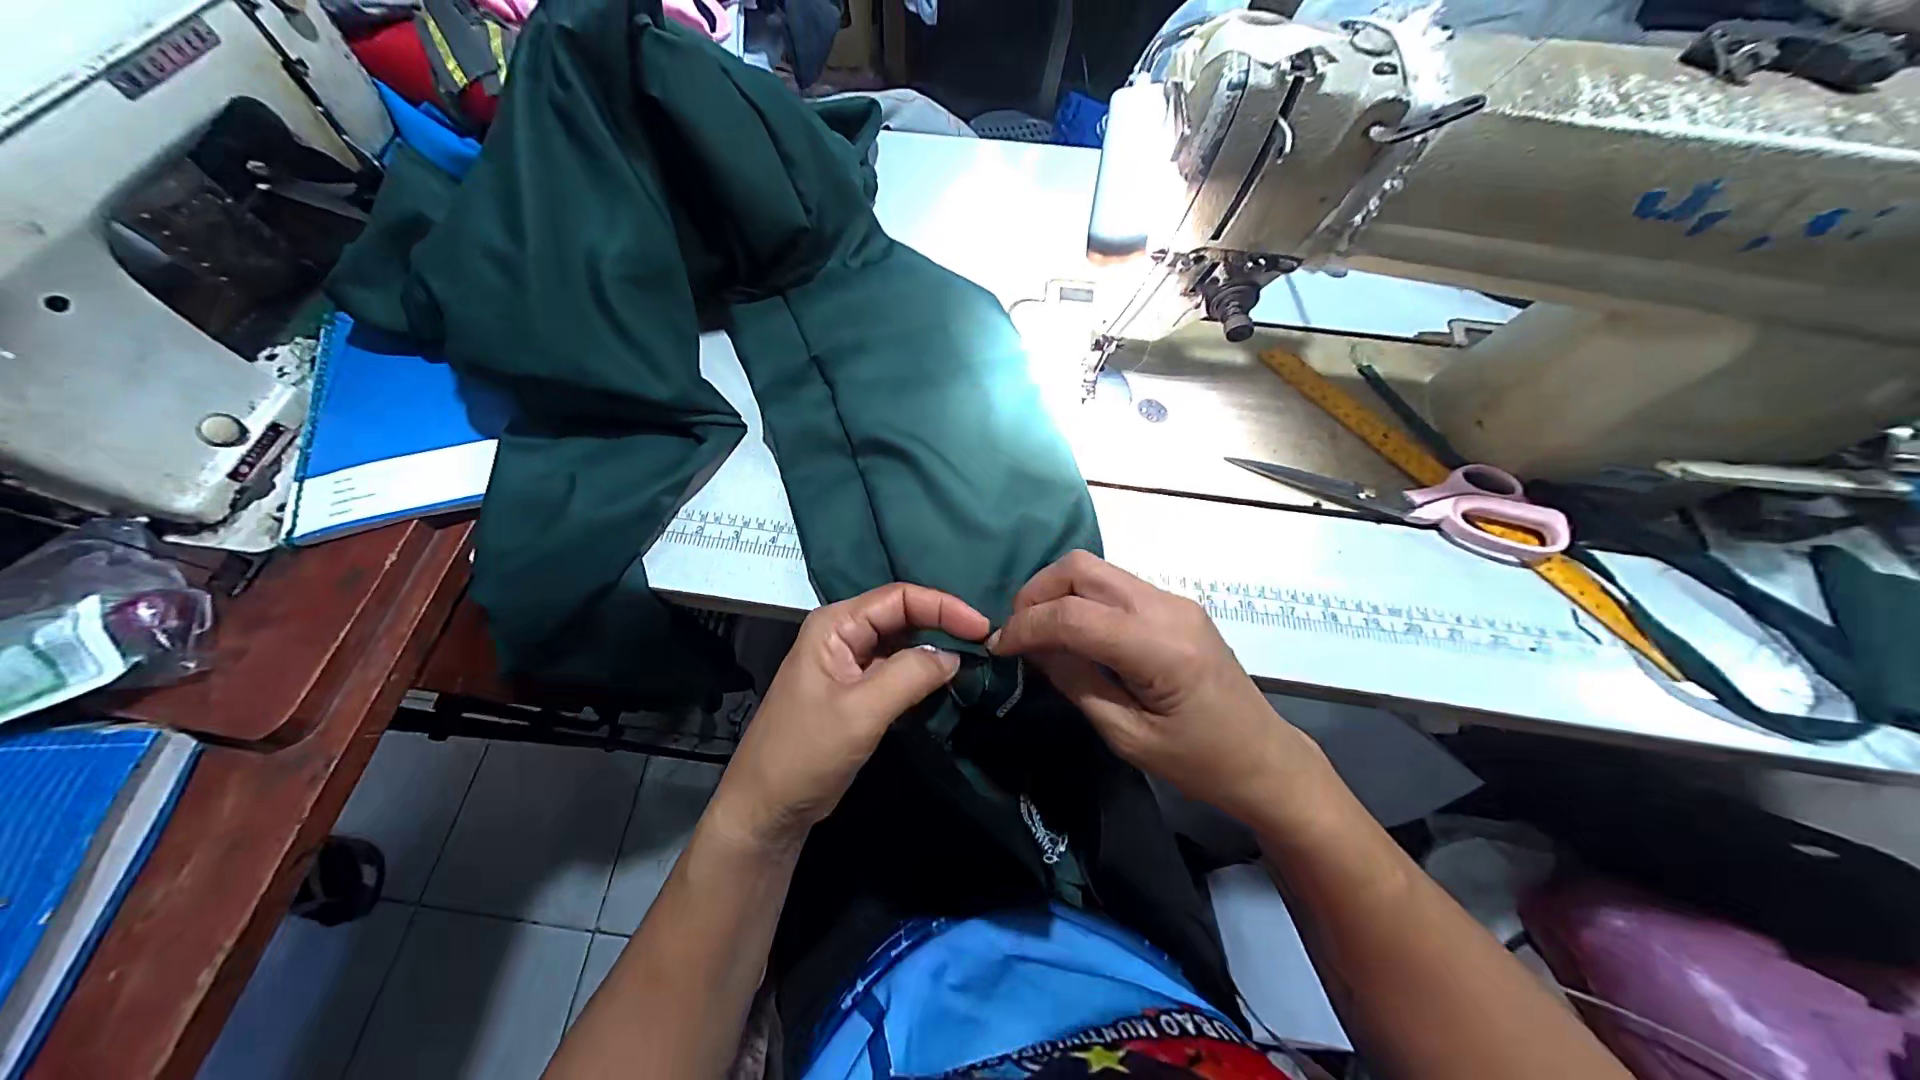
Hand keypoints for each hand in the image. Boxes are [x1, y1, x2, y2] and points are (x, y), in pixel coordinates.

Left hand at [709, 583, 990, 851]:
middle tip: (985, 643)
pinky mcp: (859, 690)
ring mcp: (850, 663)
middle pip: (903, 615)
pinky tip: (948, 682)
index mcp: (836, 625)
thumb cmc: (806, 752)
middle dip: (943, 625)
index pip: (899, 598)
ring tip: (975, 659)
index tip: (982, 628)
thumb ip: (910, 675)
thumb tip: (954, 656)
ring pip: (904, 642)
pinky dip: (925, 673)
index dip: (944, 607)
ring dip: (937, 649)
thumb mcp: (861, 711)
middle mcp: (843, 635)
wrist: (768, 808)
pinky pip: (899, 669)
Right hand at [990, 551, 1322, 825]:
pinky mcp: (1175, 605)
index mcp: (1160, 647)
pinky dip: (1082, 599)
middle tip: (1017, 633)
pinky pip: (1115, 585)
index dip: (1026, 626)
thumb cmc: (1200, 762)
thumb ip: (1077, 682)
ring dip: (1057, 593)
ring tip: (1039, 633)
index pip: (1073, 614)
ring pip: (1096, 569)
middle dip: (1036, 593)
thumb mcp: (1127, 736)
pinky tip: (1074, 633)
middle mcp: (1167, 607)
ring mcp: (1174, 600)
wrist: (1266, 758)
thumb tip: (1033, 648)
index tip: (997, 648)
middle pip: (1081, 568)